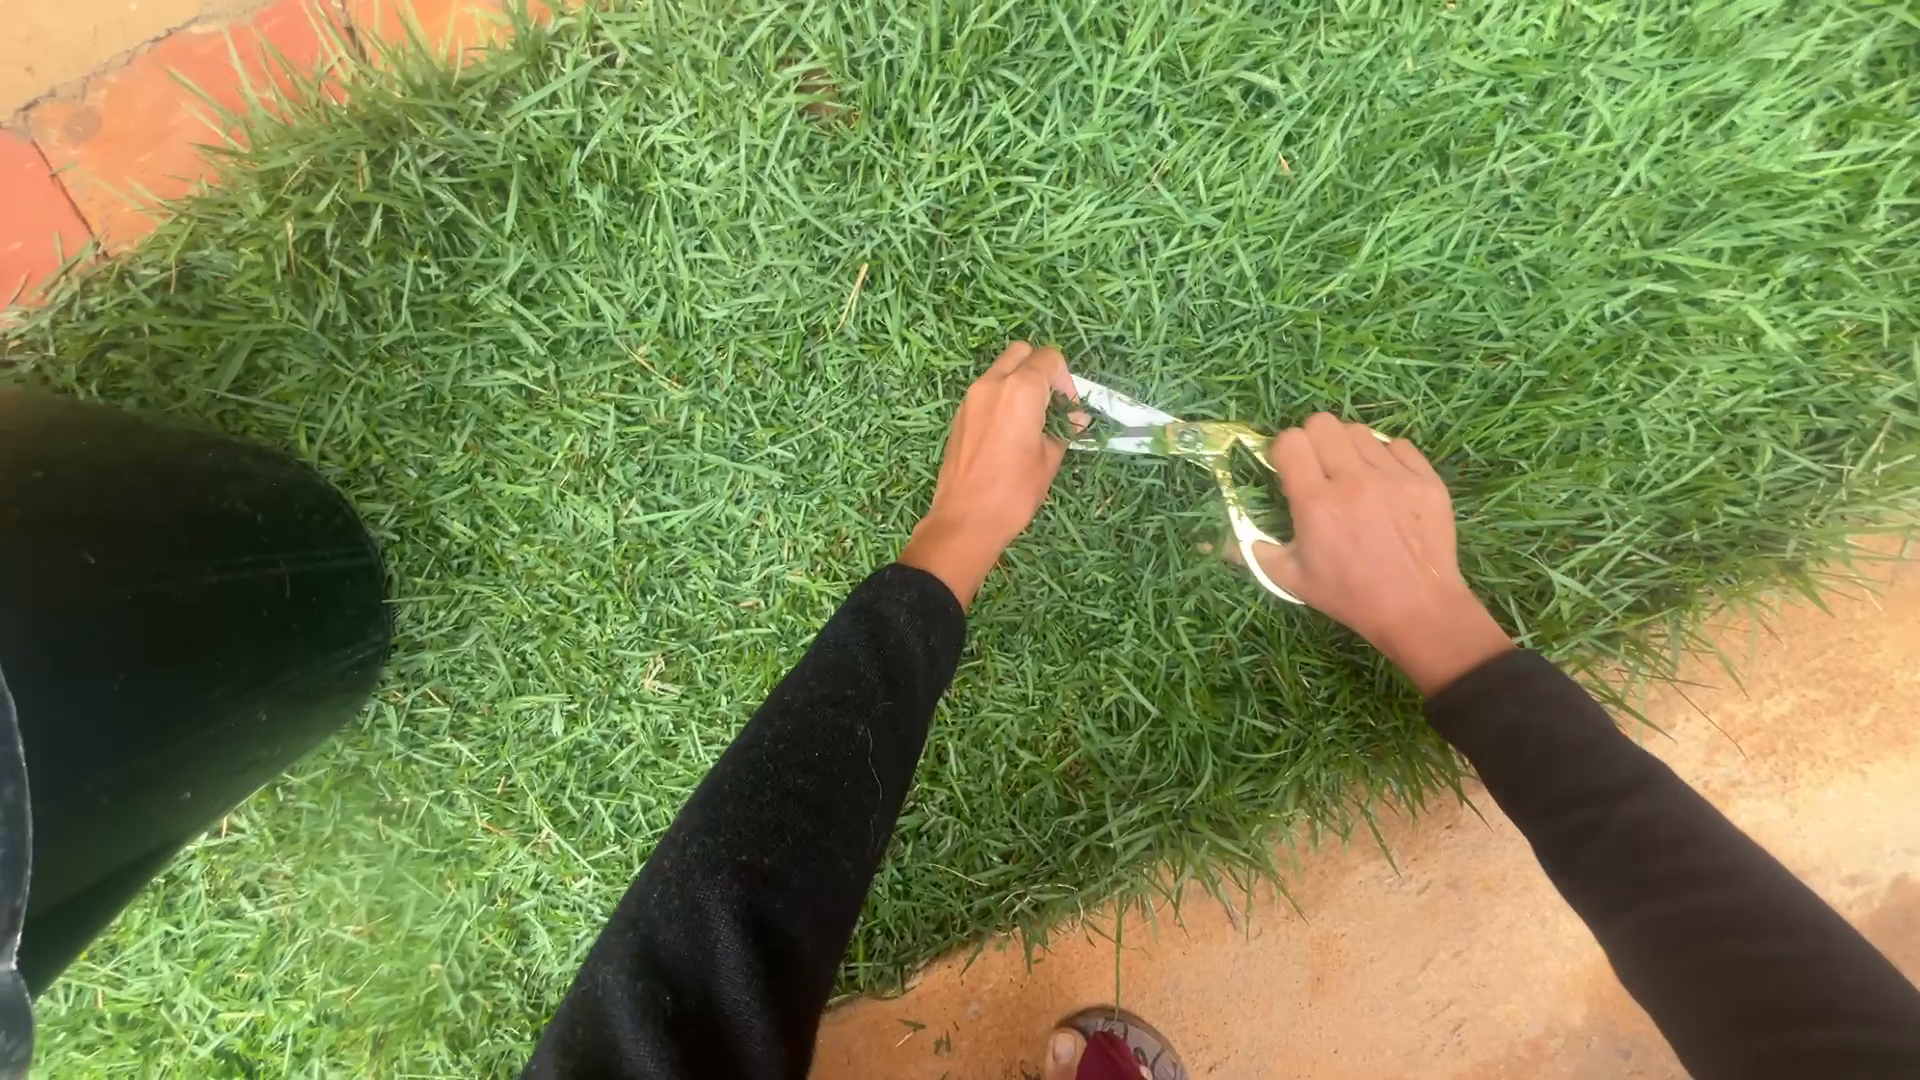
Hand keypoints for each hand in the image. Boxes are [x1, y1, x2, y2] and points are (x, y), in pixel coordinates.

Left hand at [900, 342, 1076, 608]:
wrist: (965, 519)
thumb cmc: (1013, 491)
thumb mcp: (1049, 459)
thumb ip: (1063, 430)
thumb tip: (1074, 419)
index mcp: (1020, 390)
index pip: (1049, 359)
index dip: (1066, 380)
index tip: (1069, 409)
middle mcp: (992, 384)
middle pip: (1021, 354)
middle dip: (1041, 371)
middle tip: (1052, 404)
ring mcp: (971, 398)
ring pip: (1001, 370)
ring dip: (1020, 383)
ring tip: (1032, 420)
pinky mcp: (959, 415)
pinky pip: (986, 391)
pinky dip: (1003, 397)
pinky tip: (1011, 431)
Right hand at [1255, 413, 1512, 694]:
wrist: (1416, 606)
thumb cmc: (1346, 593)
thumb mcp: (1289, 577)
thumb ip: (1250, 551)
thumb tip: (1211, 542)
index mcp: (1315, 503)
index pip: (1291, 441)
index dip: (1283, 451)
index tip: (1288, 470)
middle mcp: (1353, 481)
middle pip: (1323, 423)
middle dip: (1313, 440)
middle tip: (1317, 467)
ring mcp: (1393, 477)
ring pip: (1359, 431)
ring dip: (1347, 447)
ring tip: (1350, 474)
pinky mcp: (1425, 479)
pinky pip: (1397, 445)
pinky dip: (1384, 457)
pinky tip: (1382, 482)